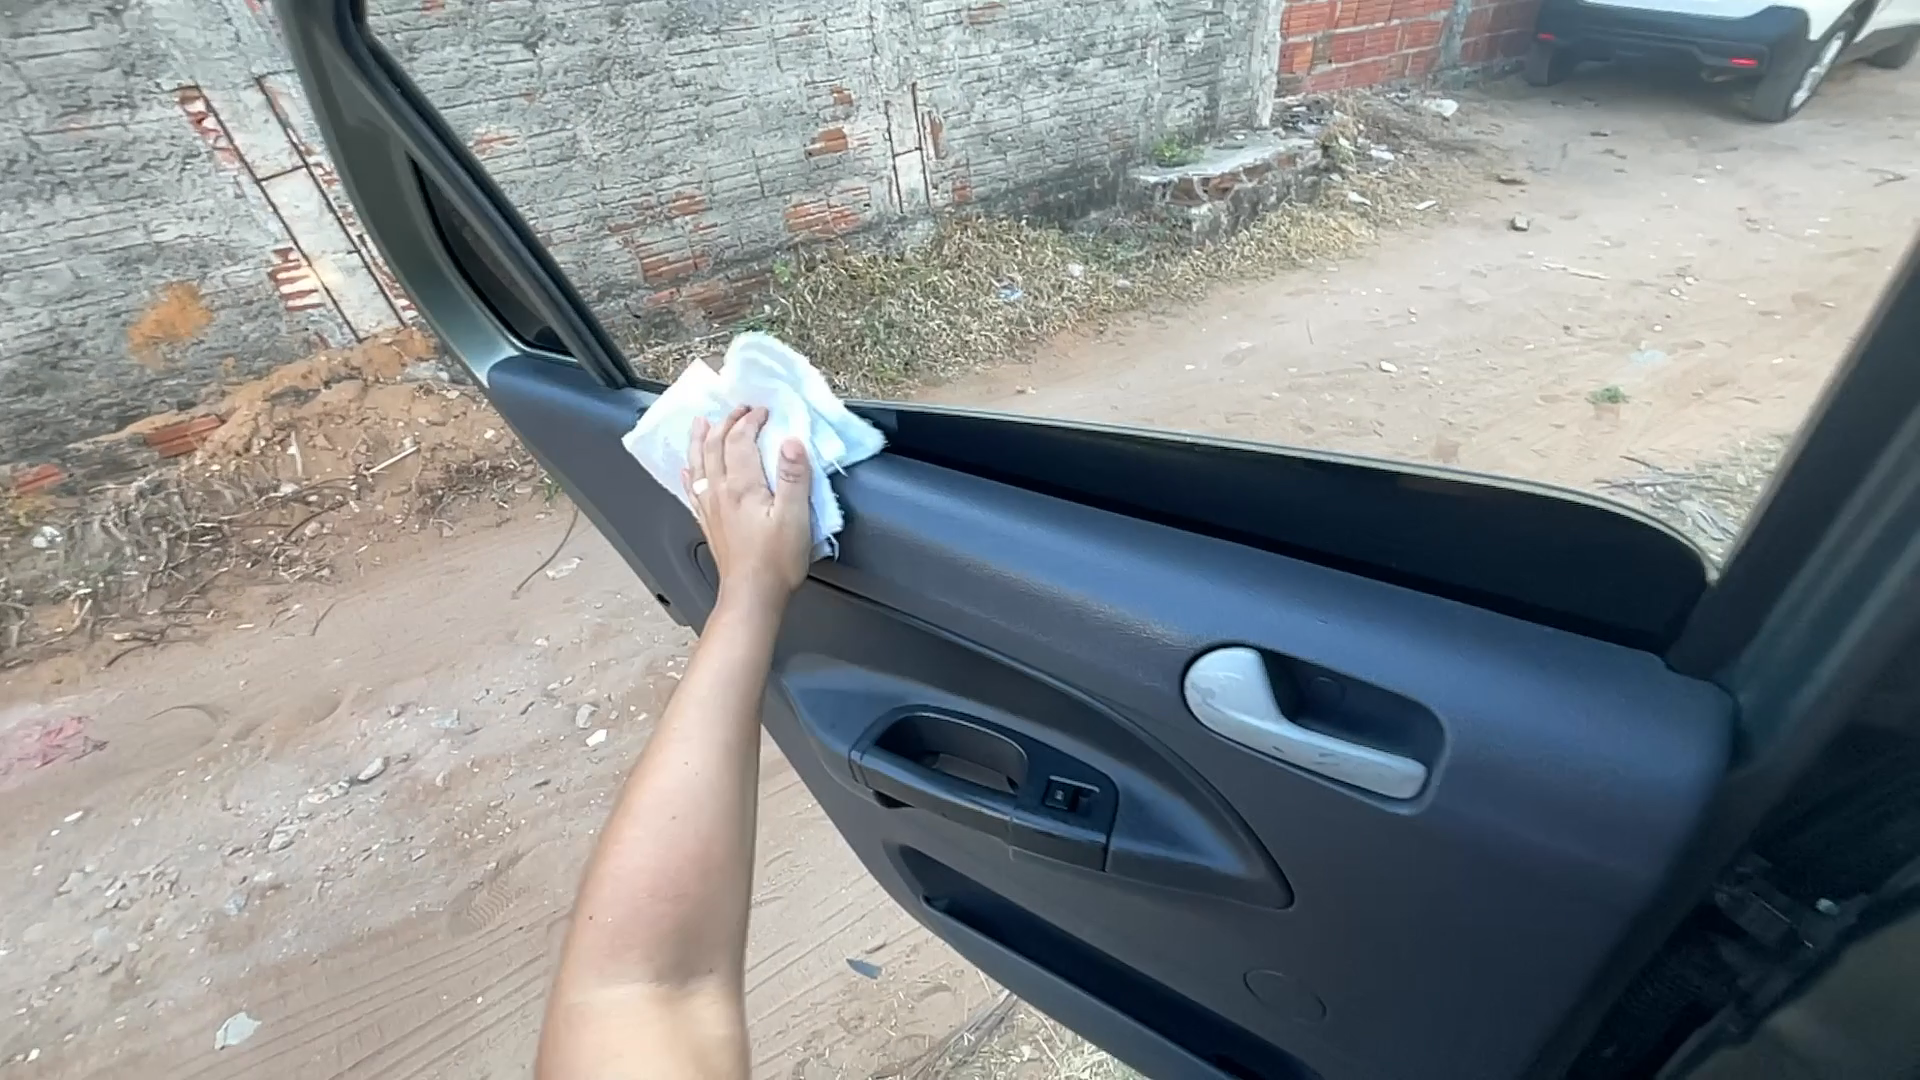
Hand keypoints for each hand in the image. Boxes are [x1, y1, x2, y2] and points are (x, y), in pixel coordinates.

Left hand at [684, 405, 811, 613]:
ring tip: (701, 423)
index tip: (765, 411)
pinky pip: (693, 490)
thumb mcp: (795, 517)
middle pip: (716, 445)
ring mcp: (710, 507)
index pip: (741, 440)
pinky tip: (688, 469)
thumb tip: (792, 442)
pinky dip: (690, 472)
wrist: (752, 595)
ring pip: (699, 463)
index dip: (751, 420)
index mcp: (742, 486)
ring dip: (700, 439)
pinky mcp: (708, 523)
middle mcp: (720, 492)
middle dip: (727, 422)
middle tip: (741, 409)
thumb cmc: (777, 560)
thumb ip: (794, 477)